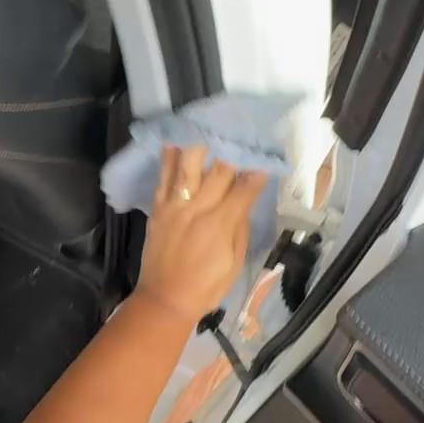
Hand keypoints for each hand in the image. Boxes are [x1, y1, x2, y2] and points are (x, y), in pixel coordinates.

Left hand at [134, 145, 267, 322]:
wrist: (165, 298)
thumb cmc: (206, 286)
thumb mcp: (234, 262)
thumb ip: (240, 228)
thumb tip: (245, 201)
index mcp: (220, 225)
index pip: (243, 190)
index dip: (256, 172)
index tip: (265, 157)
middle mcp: (197, 210)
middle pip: (217, 172)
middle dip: (231, 150)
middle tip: (239, 131)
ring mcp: (174, 208)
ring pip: (186, 168)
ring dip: (196, 144)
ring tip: (203, 124)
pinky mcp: (157, 210)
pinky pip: (162, 180)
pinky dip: (166, 160)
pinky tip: (171, 141)